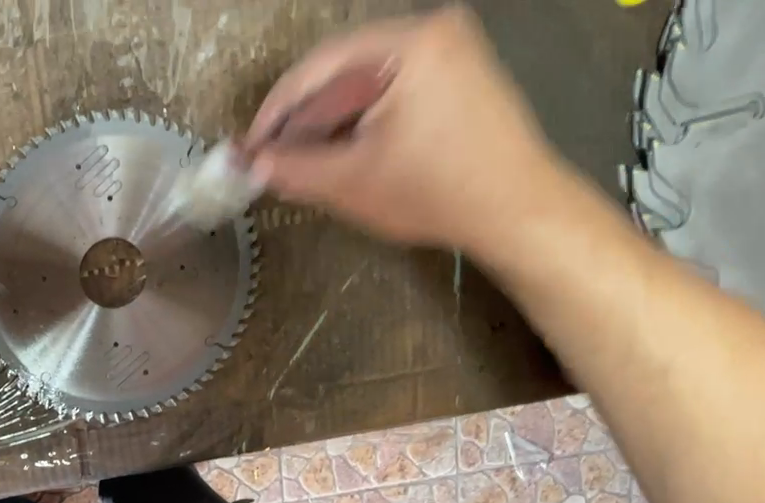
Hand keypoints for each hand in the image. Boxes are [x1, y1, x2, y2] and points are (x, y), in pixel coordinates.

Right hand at [244, 6, 564, 257]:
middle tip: (270, 158)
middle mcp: (432, 31)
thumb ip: (294, 168)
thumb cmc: (434, 191)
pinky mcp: (458, 76)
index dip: (276, 108)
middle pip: (343, 71)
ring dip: (329, 123)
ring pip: (366, 84)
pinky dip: (361, 121)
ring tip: (299, 163)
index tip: (249, 145)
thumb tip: (249, 165)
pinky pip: (392, 91)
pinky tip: (339, 154)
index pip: (320, 65)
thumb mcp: (351, 182)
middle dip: (303, 119)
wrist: (516, 208)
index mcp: (410, 43)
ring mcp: (451, 51)